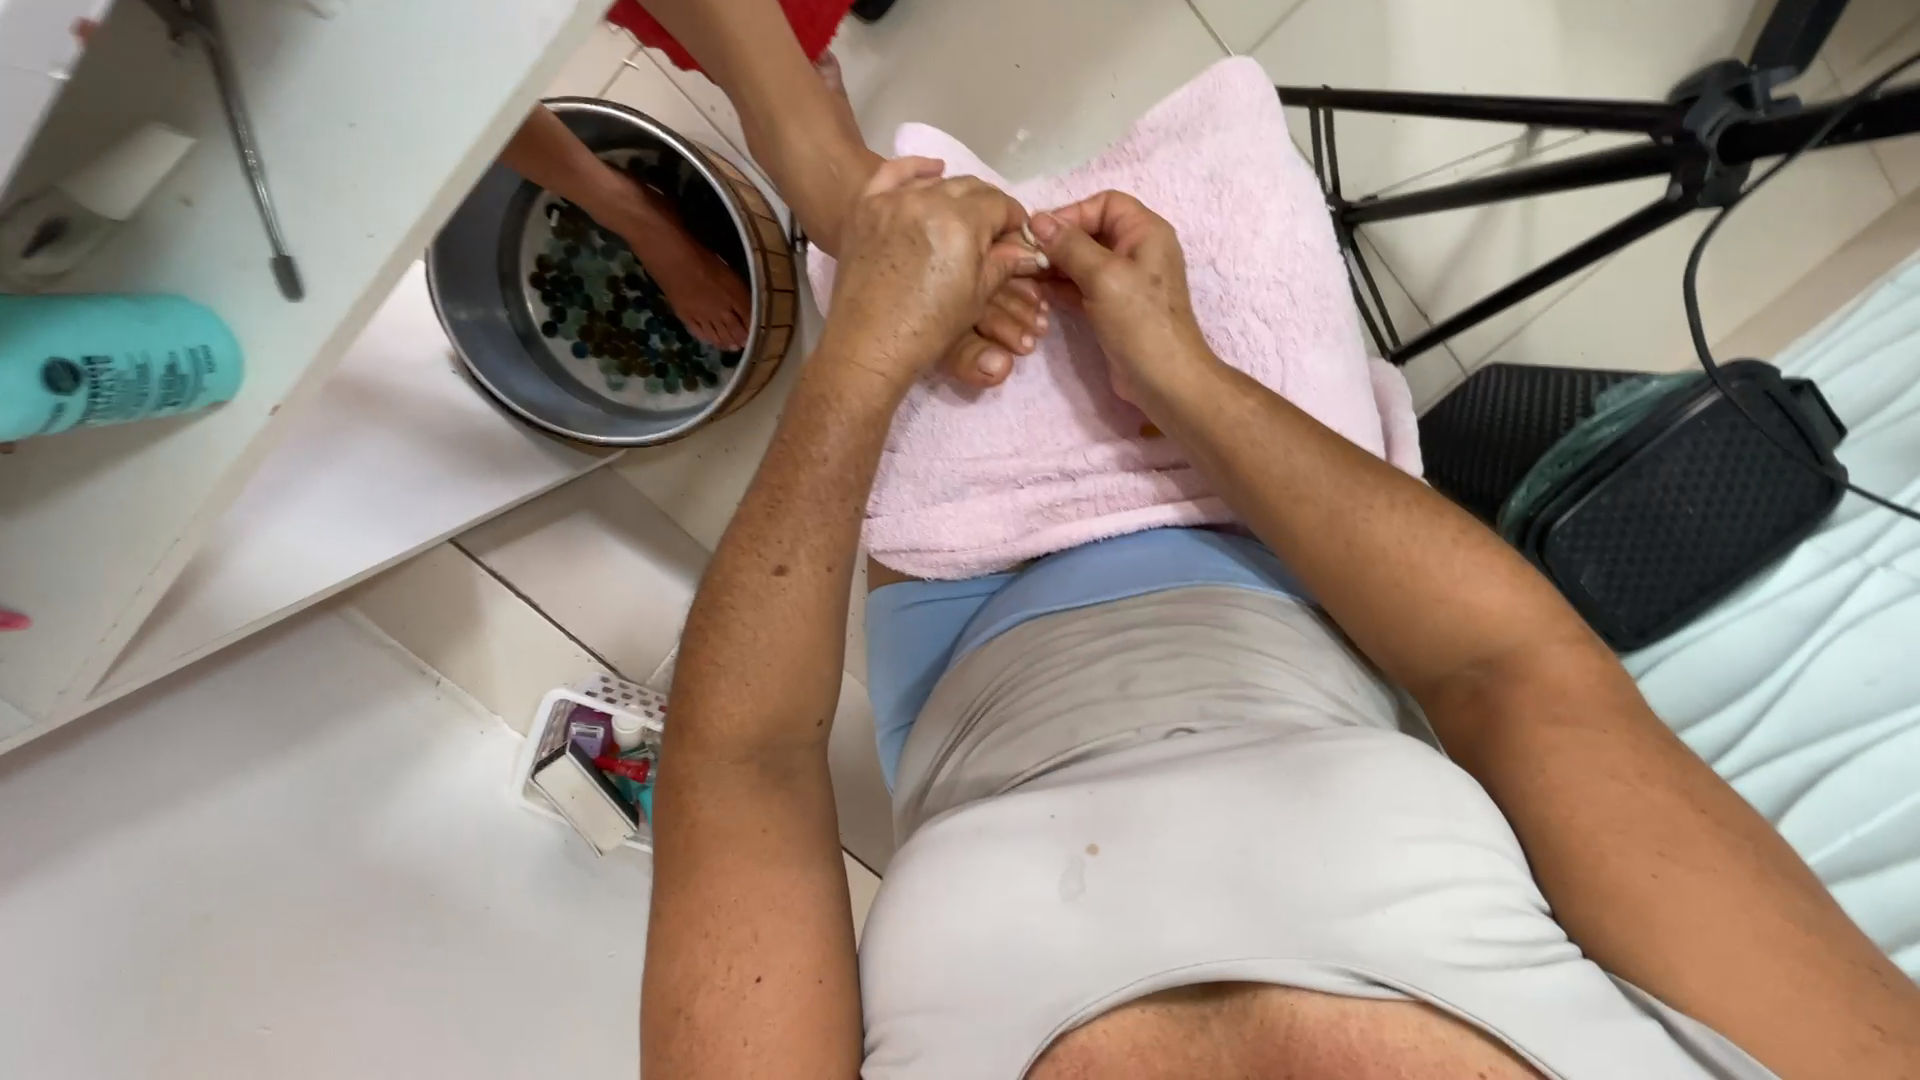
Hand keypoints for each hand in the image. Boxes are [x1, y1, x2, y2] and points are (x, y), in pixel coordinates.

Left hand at [823, 157, 1039, 393]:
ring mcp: (893, 200)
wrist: (869, 343)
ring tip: (961, 218)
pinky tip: (933, 171)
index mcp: (961, 224)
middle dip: (988, 207)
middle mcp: (928, 201)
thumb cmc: (928, 329)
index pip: (999, 204)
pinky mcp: (866, 206)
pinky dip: (916, 168)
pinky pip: (894, 173)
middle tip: (993, 232)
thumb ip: (1003, 264)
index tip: (1018, 235)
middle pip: (970, 187)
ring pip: (936, 182)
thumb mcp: (975, 298)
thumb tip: (1029, 248)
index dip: (1014, 219)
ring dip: (955, 196)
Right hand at [1029, 191, 1213, 404]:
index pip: (1104, 203)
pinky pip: (1083, 287)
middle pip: (1091, 231)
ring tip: (1027, 275)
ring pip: (1084, 261)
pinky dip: (1063, 287)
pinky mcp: (1113, 308)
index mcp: (1145, 231)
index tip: (1040, 232)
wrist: (1163, 379)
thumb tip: (1037, 220)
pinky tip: (1040, 293)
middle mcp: (1137, 251)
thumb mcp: (1103, 276)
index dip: (1072, 213)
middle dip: (1059, 241)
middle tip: (1026, 256)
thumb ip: (1070, 246)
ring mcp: (1125, 281)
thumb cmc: (1139, 321)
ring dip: (1056, 265)